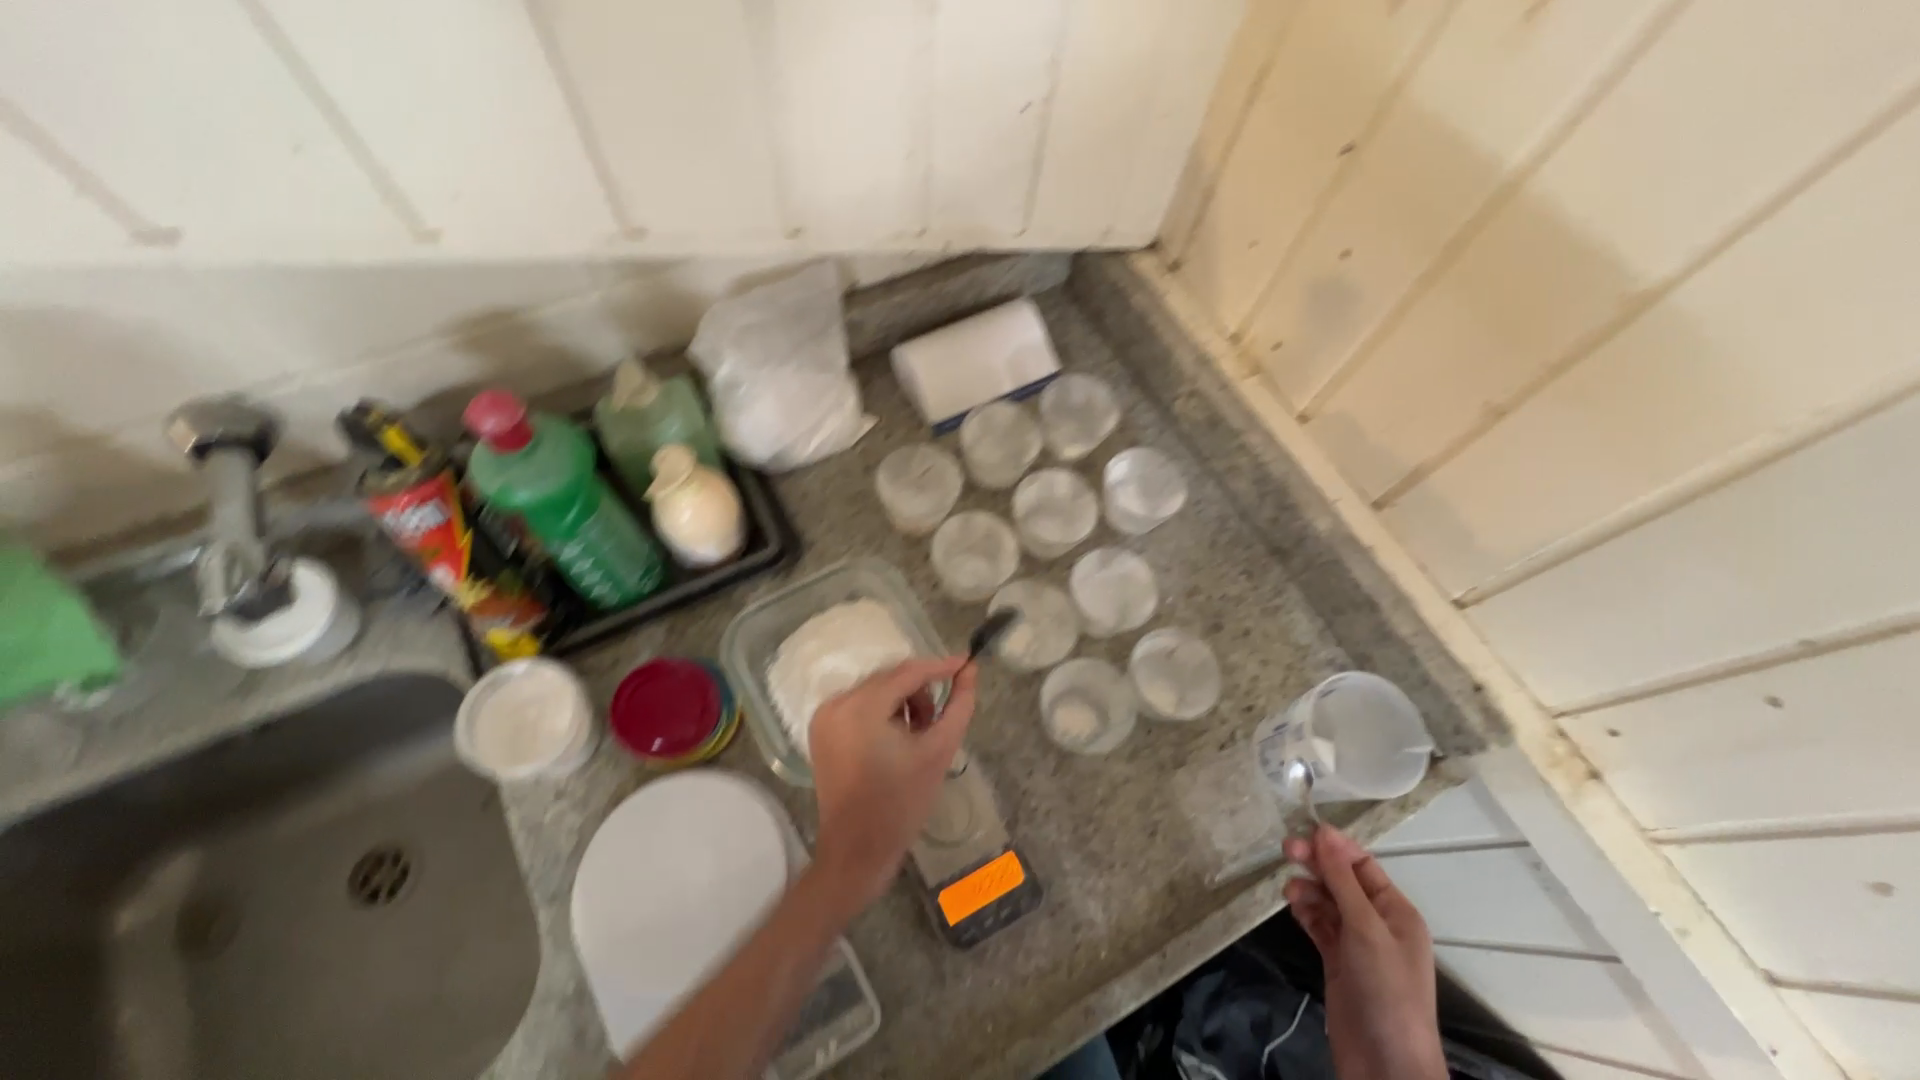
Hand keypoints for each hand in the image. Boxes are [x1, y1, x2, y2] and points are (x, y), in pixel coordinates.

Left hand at [809, 656, 977, 907]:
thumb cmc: (901, 804)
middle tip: (937, 724)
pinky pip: (860, 706)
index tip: (969, 664)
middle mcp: (836, 702)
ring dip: (902, 703)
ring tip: (917, 737)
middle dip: (920, 692)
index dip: (941, 666)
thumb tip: (970, 671)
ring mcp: (824, 716)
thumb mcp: (939, 751)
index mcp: (860, 707)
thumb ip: (958, 706)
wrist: (857, 851)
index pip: (908, 672)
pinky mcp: (822, 730)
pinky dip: (882, 714)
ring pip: (876, 690)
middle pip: (890, 678)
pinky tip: (896, 741)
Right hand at [1284, 825, 1447, 1079]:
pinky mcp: (1337, 963)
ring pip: (1328, 904)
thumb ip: (1342, 881)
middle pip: (1342, 882)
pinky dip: (1306, 914)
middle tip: (1285, 850)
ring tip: (1289, 892)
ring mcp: (1357, 945)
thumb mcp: (1366, 929)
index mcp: (1396, 911)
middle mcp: (1378, 923)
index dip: (1335, 847)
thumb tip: (1324, 833)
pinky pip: (1319, 927)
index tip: (1304, 831)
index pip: (1363, 866)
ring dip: (1309, 891)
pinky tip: (1294, 908)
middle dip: (1316, 865)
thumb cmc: (1386, 989)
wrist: (1385, 1063)